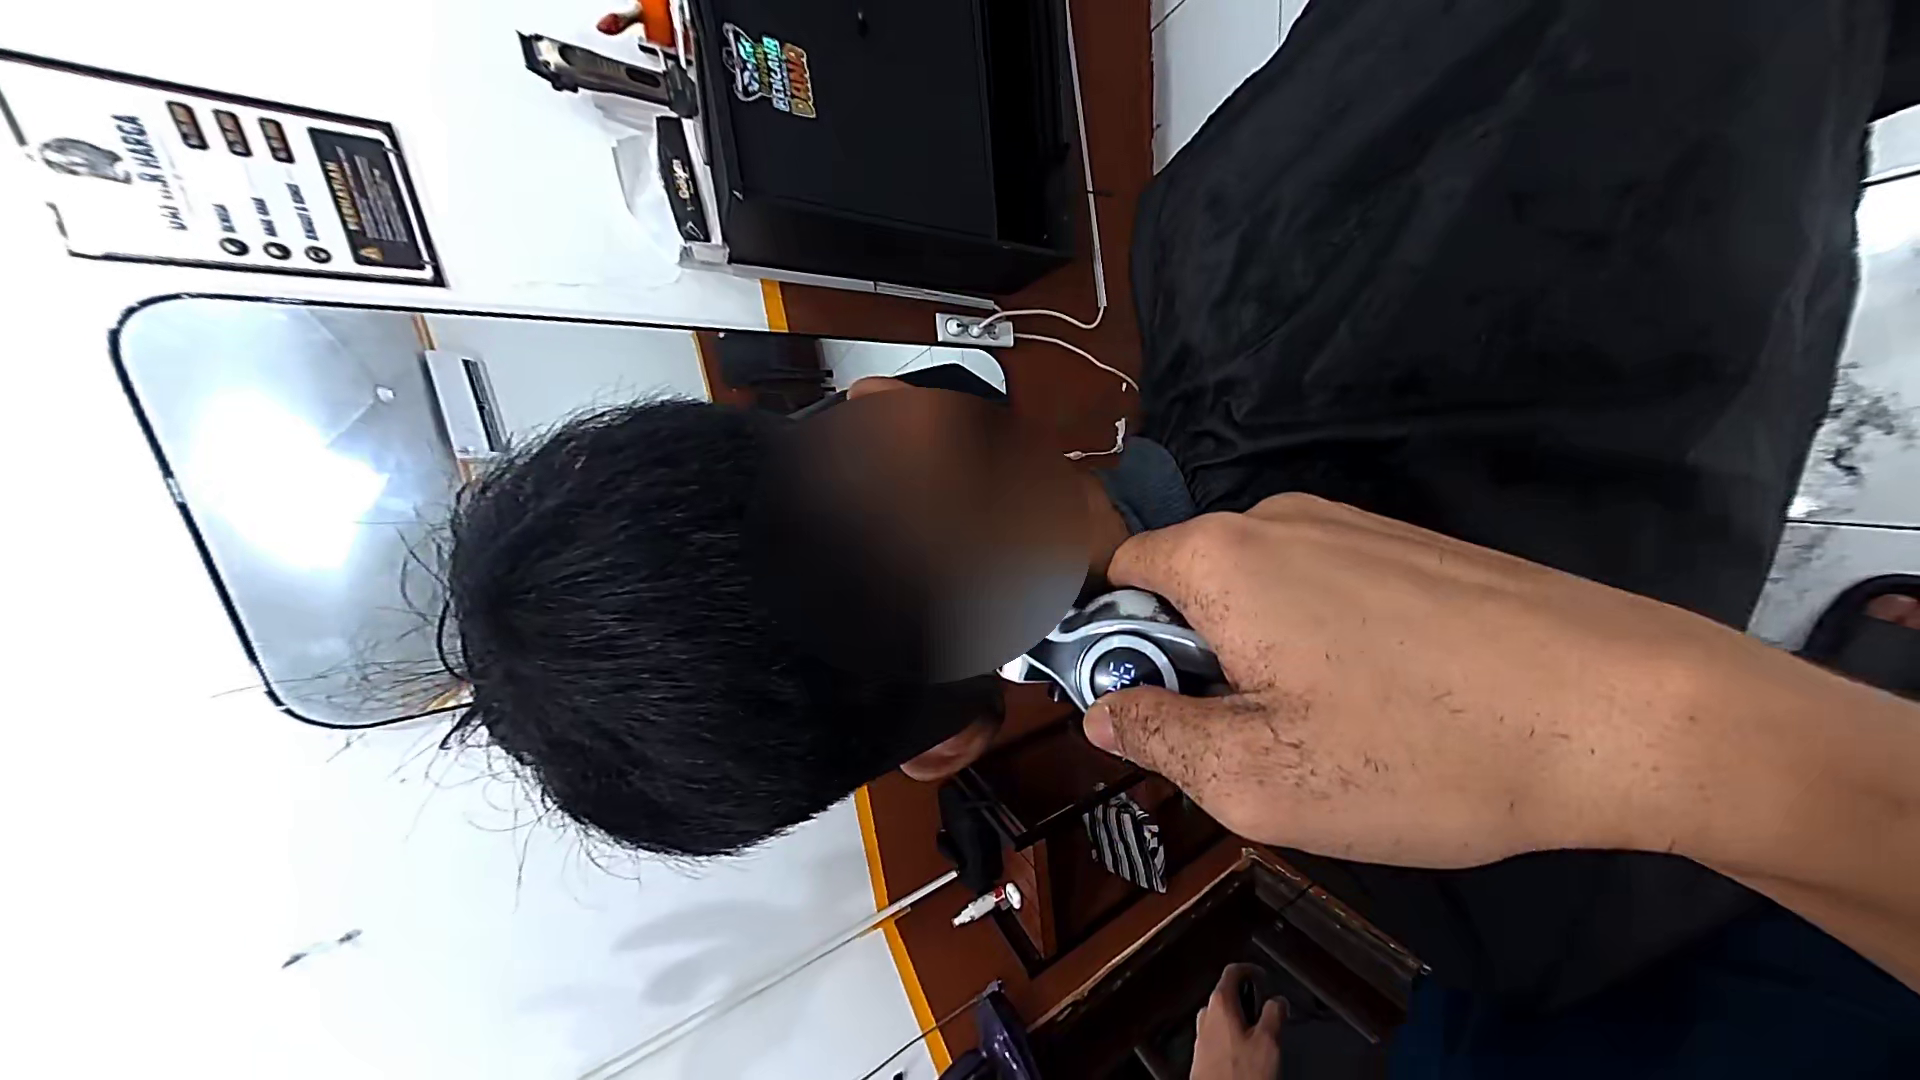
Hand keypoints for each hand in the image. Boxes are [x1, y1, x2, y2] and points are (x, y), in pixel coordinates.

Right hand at [1082, 494, 1742, 867]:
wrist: (1644, 713)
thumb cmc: (1423, 748)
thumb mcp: (1259, 776)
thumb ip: (1156, 737)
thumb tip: (1102, 713)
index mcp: (1218, 558)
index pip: (1115, 577)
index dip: (1112, 641)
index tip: (1149, 700)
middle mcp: (1268, 518)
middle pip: (1180, 583)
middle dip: (1187, 653)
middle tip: (1240, 728)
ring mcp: (1340, 521)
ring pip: (1245, 586)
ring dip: (1248, 646)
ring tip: (1315, 716)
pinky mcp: (1397, 540)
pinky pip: (1309, 582)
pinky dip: (1305, 631)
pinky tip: (1373, 687)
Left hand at [1192, 964, 1283, 1079]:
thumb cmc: (1240, 1075)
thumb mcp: (1267, 1044)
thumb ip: (1274, 1016)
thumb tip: (1278, 1000)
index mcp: (1220, 1002)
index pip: (1233, 971)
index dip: (1250, 969)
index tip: (1263, 975)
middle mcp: (1207, 1012)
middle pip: (1228, 993)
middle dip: (1248, 998)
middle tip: (1267, 1010)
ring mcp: (1202, 1031)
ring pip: (1224, 1014)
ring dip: (1241, 1018)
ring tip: (1261, 1034)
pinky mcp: (1202, 1051)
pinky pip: (1219, 1032)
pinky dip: (1234, 1033)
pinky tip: (1246, 1052)